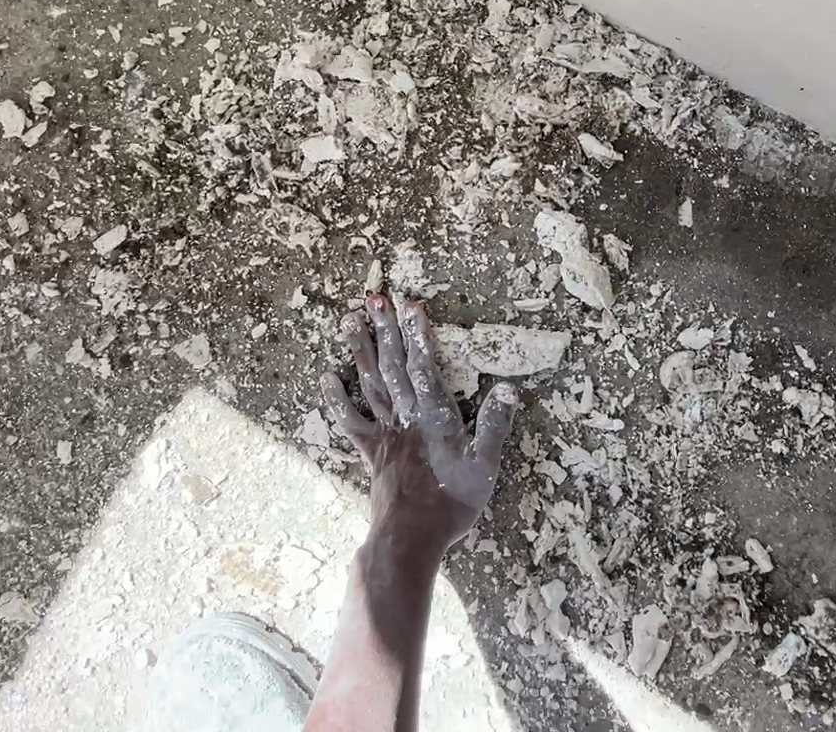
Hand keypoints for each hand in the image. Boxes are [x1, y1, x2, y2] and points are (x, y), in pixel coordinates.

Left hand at [320, 293, 518, 555]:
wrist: (410, 538)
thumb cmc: (451, 502)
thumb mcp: (484, 467)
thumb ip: (494, 427)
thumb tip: (507, 389)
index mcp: (434, 416)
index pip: (425, 366)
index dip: (418, 335)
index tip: (411, 305)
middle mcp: (406, 416)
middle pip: (393, 365)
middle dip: (385, 330)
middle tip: (375, 297)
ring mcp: (384, 432)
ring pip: (370, 382)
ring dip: (359, 349)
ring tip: (349, 318)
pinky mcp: (371, 450)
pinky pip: (350, 420)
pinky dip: (337, 398)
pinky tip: (327, 376)